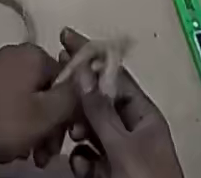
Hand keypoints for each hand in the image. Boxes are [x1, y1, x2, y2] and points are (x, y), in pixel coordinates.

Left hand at [0, 43, 76, 168]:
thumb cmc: (1, 120)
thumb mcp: (45, 115)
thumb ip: (72, 98)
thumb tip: (89, 78)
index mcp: (35, 54)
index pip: (68, 80)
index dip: (70, 112)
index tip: (64, 140)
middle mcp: (17, 53)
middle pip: (47, 90)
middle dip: (50, 125)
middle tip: (42, 155)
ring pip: (28, 99)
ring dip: (32, 128)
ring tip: (23, 153)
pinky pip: (8, 100)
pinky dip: (12, 121)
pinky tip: (4, 142)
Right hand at [61, 29, 183, 177]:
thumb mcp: (123, 148)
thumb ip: (101, 112)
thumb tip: (83, 74)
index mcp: (143, 114)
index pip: (113, 74)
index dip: (91, 55)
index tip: (65, 37)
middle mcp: (133, 128)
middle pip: (101, 100)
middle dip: (79, 96)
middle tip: (56, 87)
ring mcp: (122, 154)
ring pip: (92, 130)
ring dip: (78, 130)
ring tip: (70, 136)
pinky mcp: (111, 176)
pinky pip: (90, 157)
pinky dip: (81, 158)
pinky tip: (77, 165)